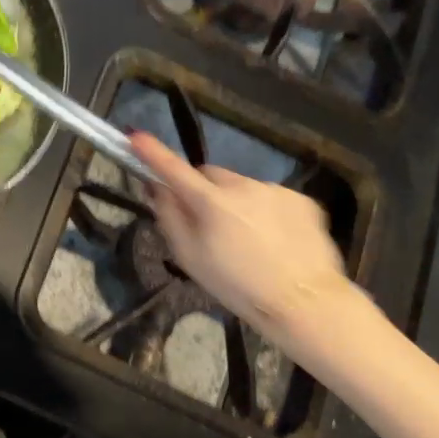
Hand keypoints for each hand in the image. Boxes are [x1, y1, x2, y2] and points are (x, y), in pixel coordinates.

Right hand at [131, 133, 358, 347]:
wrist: (303, 300)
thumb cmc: (235, 284)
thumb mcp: (189, 257)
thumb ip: (170, 218)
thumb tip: (158, 189)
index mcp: (212, 202)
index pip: (174, 170)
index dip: (153, 153)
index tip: (136, 137)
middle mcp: (244, 187)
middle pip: (210, 176)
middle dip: (202, 190)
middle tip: (204, 222)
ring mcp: (276, 191)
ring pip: (241, 187)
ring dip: (235, 203)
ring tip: (244, 239)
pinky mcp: (301, 200)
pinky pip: (270, 198)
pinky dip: (263, 211)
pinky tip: (270, 240)